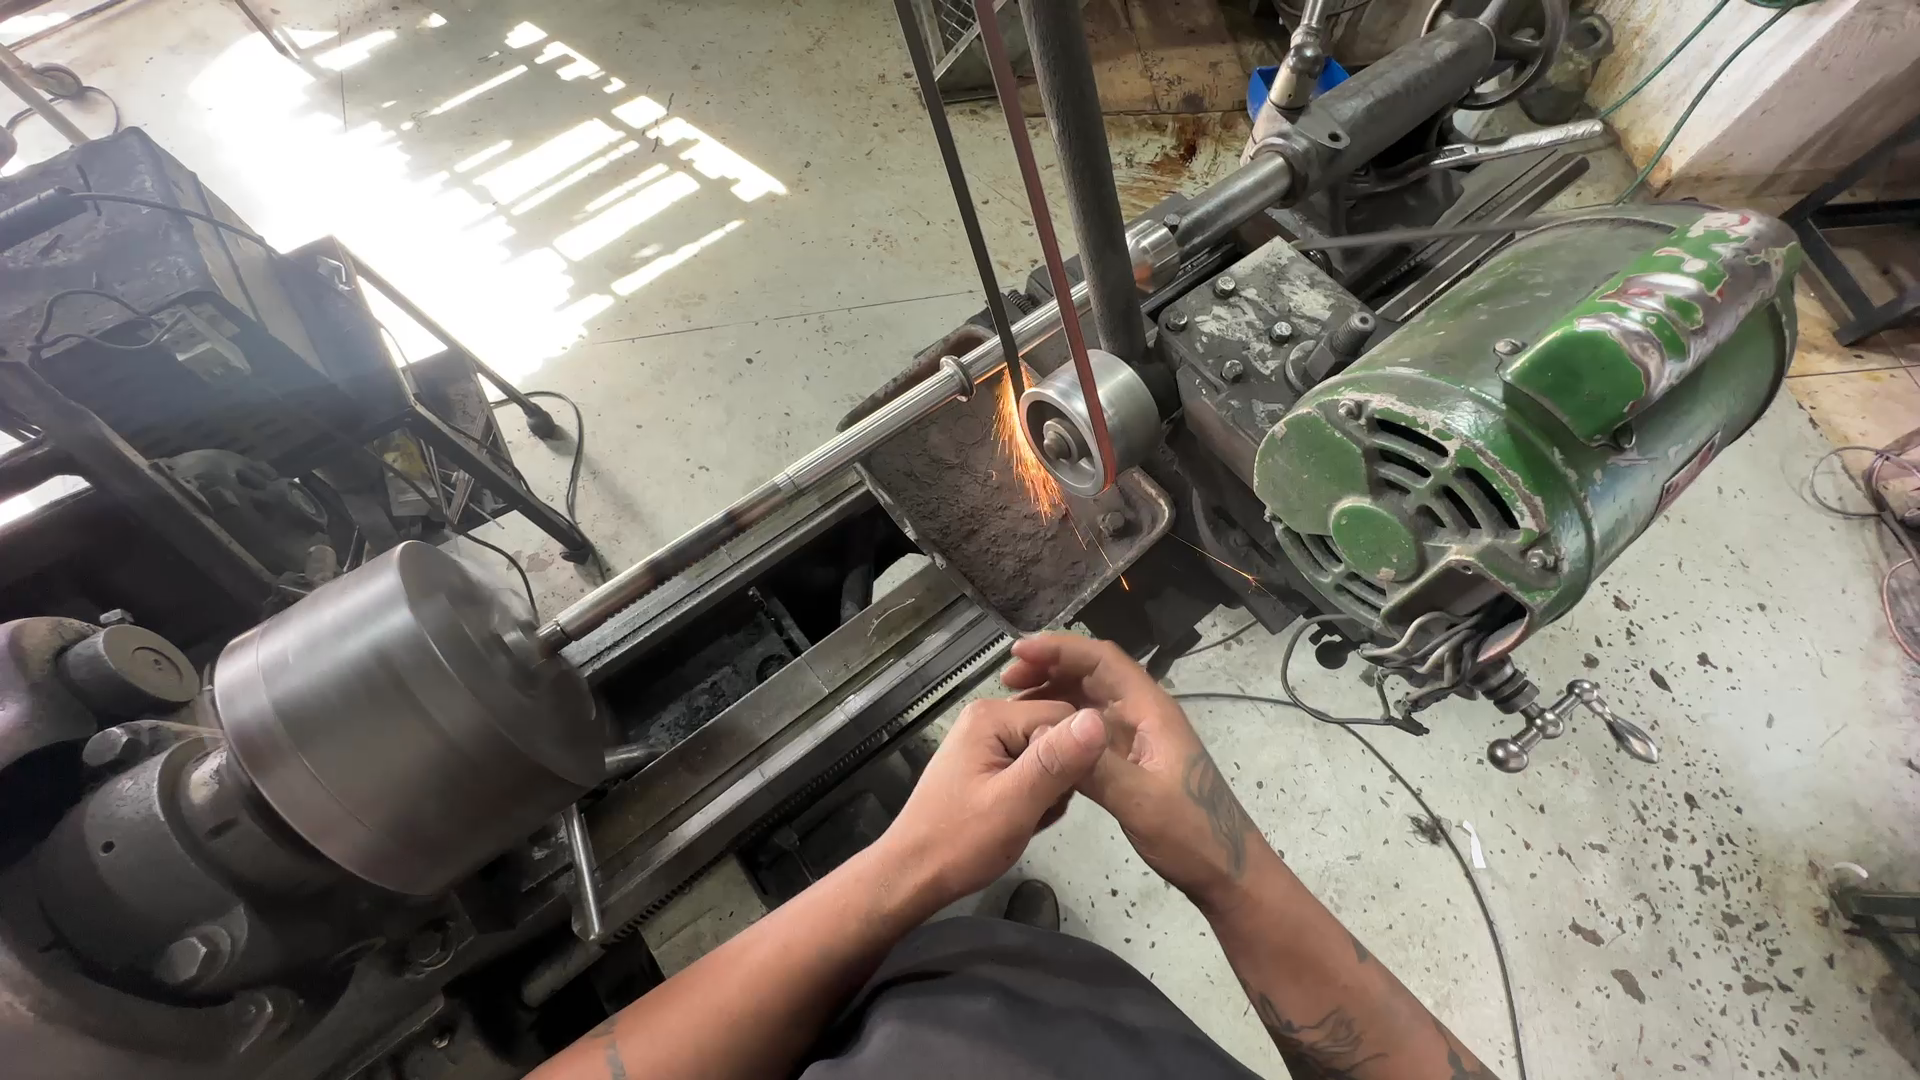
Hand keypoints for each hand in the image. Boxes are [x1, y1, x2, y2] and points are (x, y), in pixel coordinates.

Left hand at [873, 697, 1107, 906]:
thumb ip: (1055, 761)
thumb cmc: (959, 843)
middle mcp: (990, 716)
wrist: (913, 875)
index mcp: (992, 715)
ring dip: (1048, 790)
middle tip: (1035, 811)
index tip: (1057, 796)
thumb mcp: (1014, 804)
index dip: (1074, 757)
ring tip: (1024, 817)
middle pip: (1056, 733)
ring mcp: (987, 740)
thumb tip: (1099, 719)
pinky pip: (1032, 770)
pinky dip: (1035, 796)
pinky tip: (1019, 818)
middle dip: (1059, 776)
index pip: (1065, 716)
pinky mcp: (988, 763)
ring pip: (1048, 755)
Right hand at [1001, 634, 1265, 911]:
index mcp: (1150, 709)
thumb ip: (1094, 765)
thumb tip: (1044, 730)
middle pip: (1091, 671)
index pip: (1101, 658)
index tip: (1019, 653)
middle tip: (1007, 679)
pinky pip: (1088, 728)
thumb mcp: (1140, 801)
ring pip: (1087, 698)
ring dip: (1052, 692)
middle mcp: (1141, 713)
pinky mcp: (1129, 759)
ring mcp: (1135, 736)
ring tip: (1014, 703)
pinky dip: (1060, 724)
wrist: (1228, 873)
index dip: (1059, 649)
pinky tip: (1037, 738)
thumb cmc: (1193, 834)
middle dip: (1049, 666)